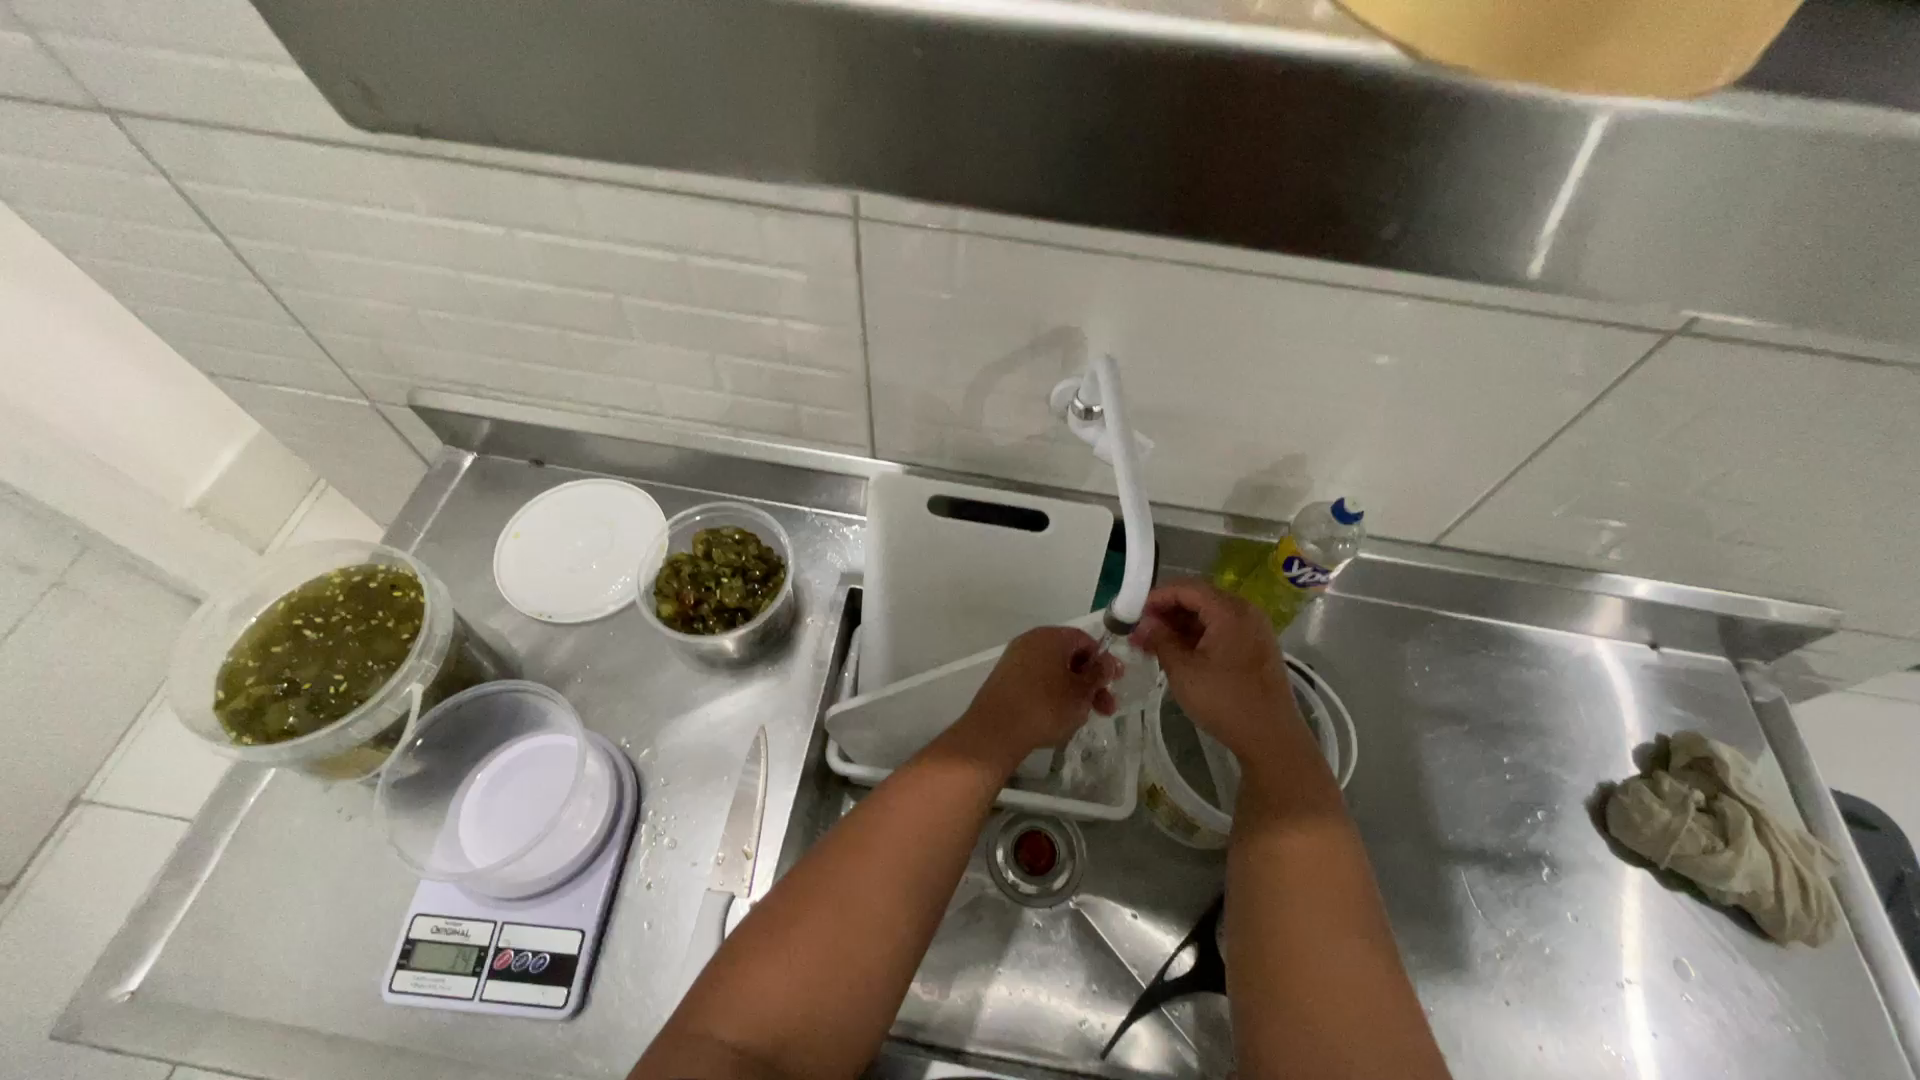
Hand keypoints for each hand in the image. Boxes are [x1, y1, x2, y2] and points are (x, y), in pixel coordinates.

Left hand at [949, 626, 1120, 769]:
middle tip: (1105, 708)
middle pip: (1069, 657)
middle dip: (1090, 682)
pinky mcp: (1004, 680)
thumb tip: (1107, 662)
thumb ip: (1099, 674)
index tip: (1115, 682)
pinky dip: (1051, 695)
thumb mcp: (1081, 692)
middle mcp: (1031, 641)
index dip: (1103, 661)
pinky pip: (1036, 682)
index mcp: (1051, 637)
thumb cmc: (1046, 706)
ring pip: (1053, 672)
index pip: (1084, 640)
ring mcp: (1014, 660)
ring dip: (1073, 692)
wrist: (996, 730)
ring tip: (1082, 718)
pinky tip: (1058, 718)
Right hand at [1130, 580, 1308, 766]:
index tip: (1133, 613)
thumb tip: (1142, 624)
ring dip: (1181, 626)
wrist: (1271, 737)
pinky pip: (1222, 630)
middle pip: (1199, 599)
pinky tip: (1179, 653)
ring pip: (1210, 615)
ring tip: (1154, 644)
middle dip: (1167, 612)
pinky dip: (1198, 636)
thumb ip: (1160, 640)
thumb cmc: (1225, 701)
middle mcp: (1246, 612)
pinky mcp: (1256, 647)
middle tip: (1140, 630)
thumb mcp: (1183, 670)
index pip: (1186, 588)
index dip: (1156, 597)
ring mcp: (1254, 629)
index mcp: (1230, 611)